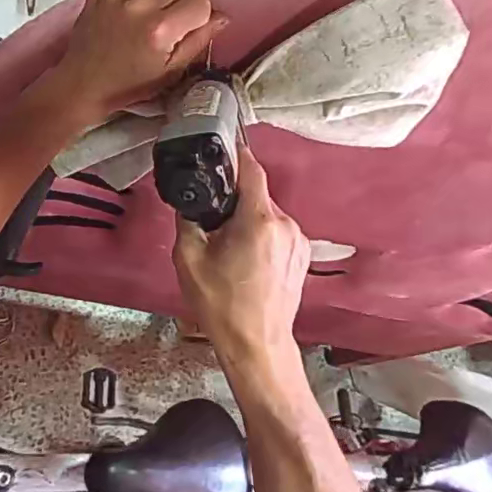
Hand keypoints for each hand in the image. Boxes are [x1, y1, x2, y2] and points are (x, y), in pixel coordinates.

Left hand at [37, 0, 226, 124]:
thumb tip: (222, 16)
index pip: (201, 2)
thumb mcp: (171, 72)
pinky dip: (135, 2)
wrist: (81, 85)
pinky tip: (124, 23)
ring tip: (142, 29)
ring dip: (158, 4)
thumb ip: (199, 41)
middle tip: (165, 33)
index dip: (199, 18)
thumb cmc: (129, 86)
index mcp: (160, 28)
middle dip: (180, 9)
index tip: (187, 33)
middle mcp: (140, 4)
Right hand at [172, 145, 309, 368]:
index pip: (252, 170)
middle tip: (213, 218)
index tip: (225, 146)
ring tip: (228, 246)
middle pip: (257, 194)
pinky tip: (245, 259)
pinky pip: (278, 231)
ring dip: (248, 219)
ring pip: (267, 213)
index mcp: (259, 221)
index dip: (237, 154)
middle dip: (235, 199)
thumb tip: (191, 203)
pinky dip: (261, 234)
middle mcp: (286, 225)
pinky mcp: (302, 255)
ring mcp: (298, 241)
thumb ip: (189, 221)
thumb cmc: (224, 306)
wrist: (257, 344)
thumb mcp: (189, 259)